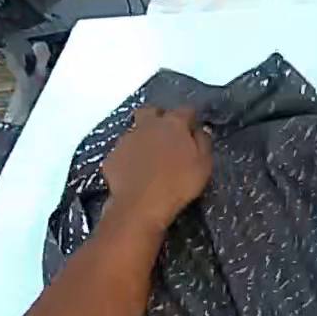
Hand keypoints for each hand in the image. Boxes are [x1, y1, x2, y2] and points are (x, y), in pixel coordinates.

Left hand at [101, 105, 212, 228]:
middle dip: (160, 116)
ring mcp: (127, 139)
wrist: (141, 204)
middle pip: (152, 111)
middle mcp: (147, 125)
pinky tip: (137, 169)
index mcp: (173, 125)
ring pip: (136, 129)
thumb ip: (203, 143)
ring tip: (152, 153)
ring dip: (144, 136)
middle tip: (168, 131)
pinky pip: (125, 150)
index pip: (185, 111)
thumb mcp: (203, 165)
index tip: (195, 124)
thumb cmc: (179, 184)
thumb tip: (201, 129)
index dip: (191, 116)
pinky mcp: (113, 155)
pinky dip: (132, 155)